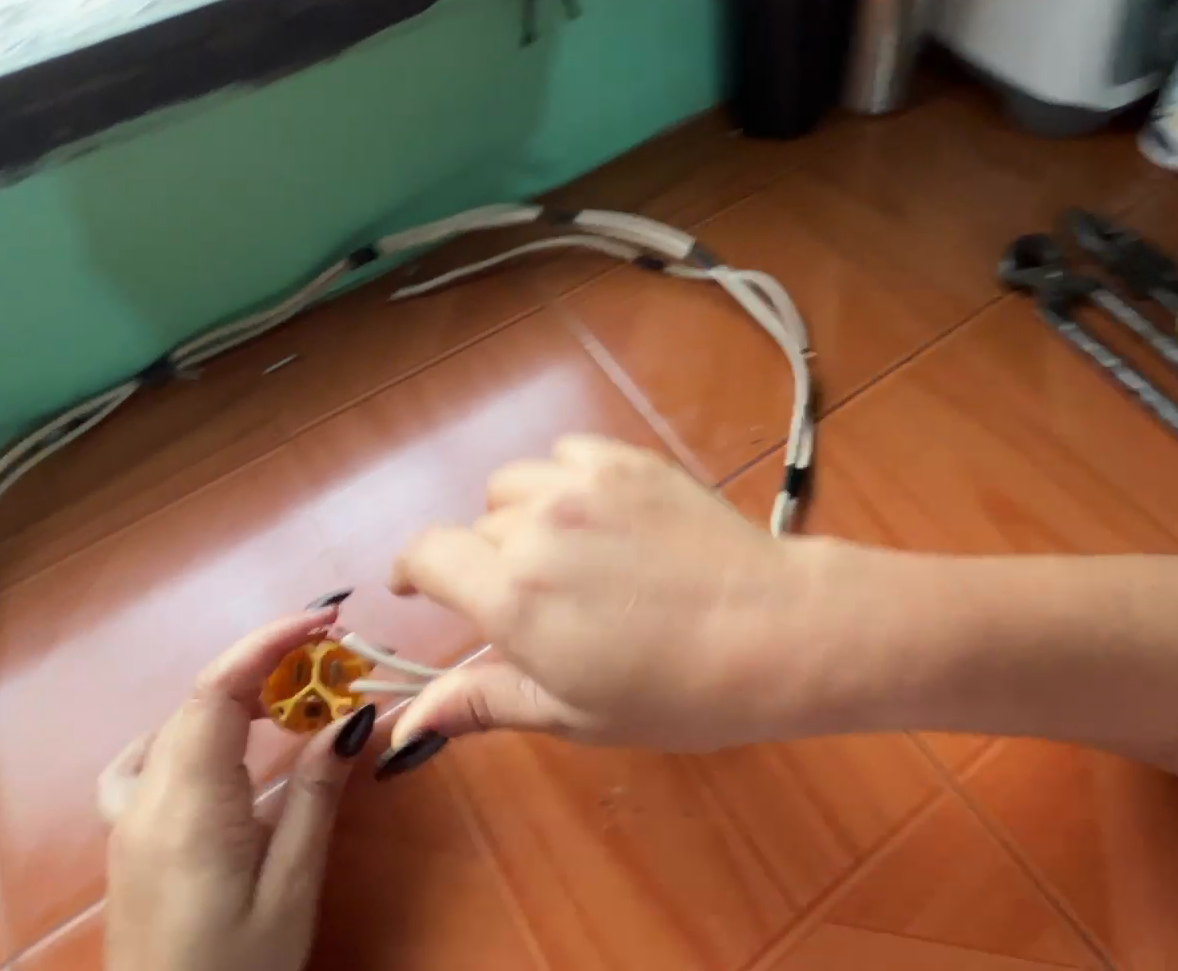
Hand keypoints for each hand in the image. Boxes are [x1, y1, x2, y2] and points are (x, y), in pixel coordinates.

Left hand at [97, 609, 379, 970]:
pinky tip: (223, 741)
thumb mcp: (291, 883)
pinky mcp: (130, 835)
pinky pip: (151, 754)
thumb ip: (314, 792)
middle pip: (201, 697)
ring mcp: (129, 817)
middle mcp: (147, 799)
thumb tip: (352, 716)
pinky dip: (196, 723)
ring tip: (297, 692)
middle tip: (335, 655)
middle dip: (269, 659)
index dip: (270, 642)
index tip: (328, 621)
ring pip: (179, 720)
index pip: (218, 691)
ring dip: (240, 688)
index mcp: (187, 806)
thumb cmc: (238, 969)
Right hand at [388, 434, 838, 752]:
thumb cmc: (676, 691)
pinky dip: (565, 479)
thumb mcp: (574, 712)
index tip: (420, 589)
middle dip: (486, 563)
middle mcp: (537, 527)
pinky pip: (567, 454)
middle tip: (534, 600)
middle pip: (476, 527)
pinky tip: (597, 511)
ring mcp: (585, 485)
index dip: (414, 571)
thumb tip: (405, 722)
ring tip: (563, 550)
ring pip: (515, 484)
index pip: (425, 554)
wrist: (772, 628)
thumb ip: (485, 700)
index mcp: (511, 595)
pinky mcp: (630, 461)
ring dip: (521, 516)